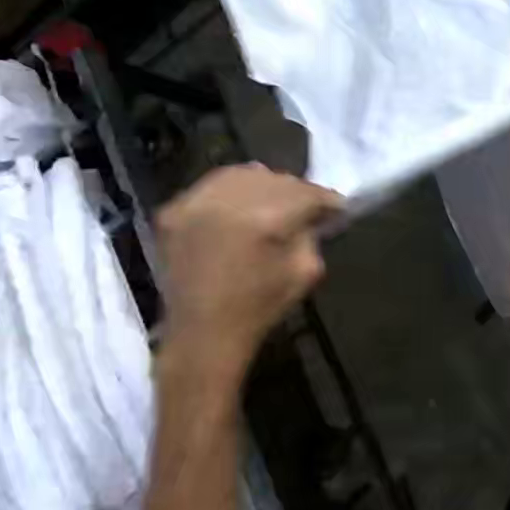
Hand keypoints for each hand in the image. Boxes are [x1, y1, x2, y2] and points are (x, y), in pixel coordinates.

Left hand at [156, 164, 341, 353]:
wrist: (203, 334)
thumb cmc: (260, 308)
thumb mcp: (306, 272)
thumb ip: (311, 234)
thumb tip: (314, 214)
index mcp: (265, 220)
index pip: (305, 192)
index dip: (326, 199)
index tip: (337, 206)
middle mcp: (227, 202)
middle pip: (275, 179)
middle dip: (297, 191)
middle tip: (308, 206)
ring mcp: (195, 204)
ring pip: (242, 175)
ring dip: (264, 185)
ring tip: (273, 202)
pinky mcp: (173, 211)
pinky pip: (211, 187)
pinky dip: (230, 192)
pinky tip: (240, 207)